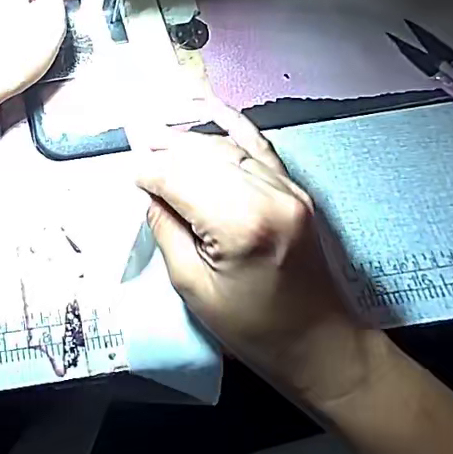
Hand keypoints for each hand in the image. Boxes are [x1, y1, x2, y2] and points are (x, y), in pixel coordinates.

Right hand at [132, 102, 379, 406]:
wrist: (322, 346)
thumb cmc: (253, 328)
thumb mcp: (193, 287)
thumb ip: (167, 230)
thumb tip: (150, 193)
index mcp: (240, 225)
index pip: (179, 180)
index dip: (149, 174)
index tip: (130, 178)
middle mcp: (267, 196)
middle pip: (201, 157)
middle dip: (165, 152)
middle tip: (137, 150)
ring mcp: (287, 189)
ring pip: (225, 148)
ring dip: (189, 142)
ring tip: (159, 139)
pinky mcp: (296, 190)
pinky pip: (259, 146)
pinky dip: (233, 125)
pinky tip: (210, 108)